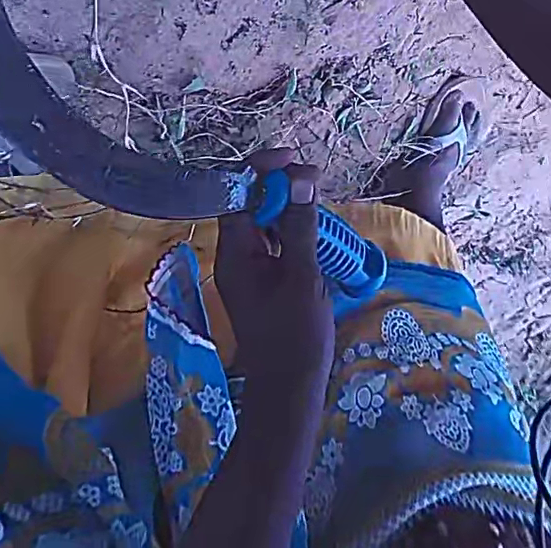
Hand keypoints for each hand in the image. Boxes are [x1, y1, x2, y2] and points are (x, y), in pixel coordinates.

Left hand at [217, 151, 335, 392]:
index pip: (238, 192)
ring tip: (316, 200)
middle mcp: (234, 253)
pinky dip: (290, 229)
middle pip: (249, 202)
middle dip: (279, 186)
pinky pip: (271, 240)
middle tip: (313, 181)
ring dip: (287, 206)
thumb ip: (300, 226)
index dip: (262, 170)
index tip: (292, 160)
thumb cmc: (295, 336)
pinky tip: (313, 230)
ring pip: (262, 220)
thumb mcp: (303, 275)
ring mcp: (246, 266)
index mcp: (234, 250)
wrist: (290, 390)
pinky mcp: (260, 277)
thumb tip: (300, 178)